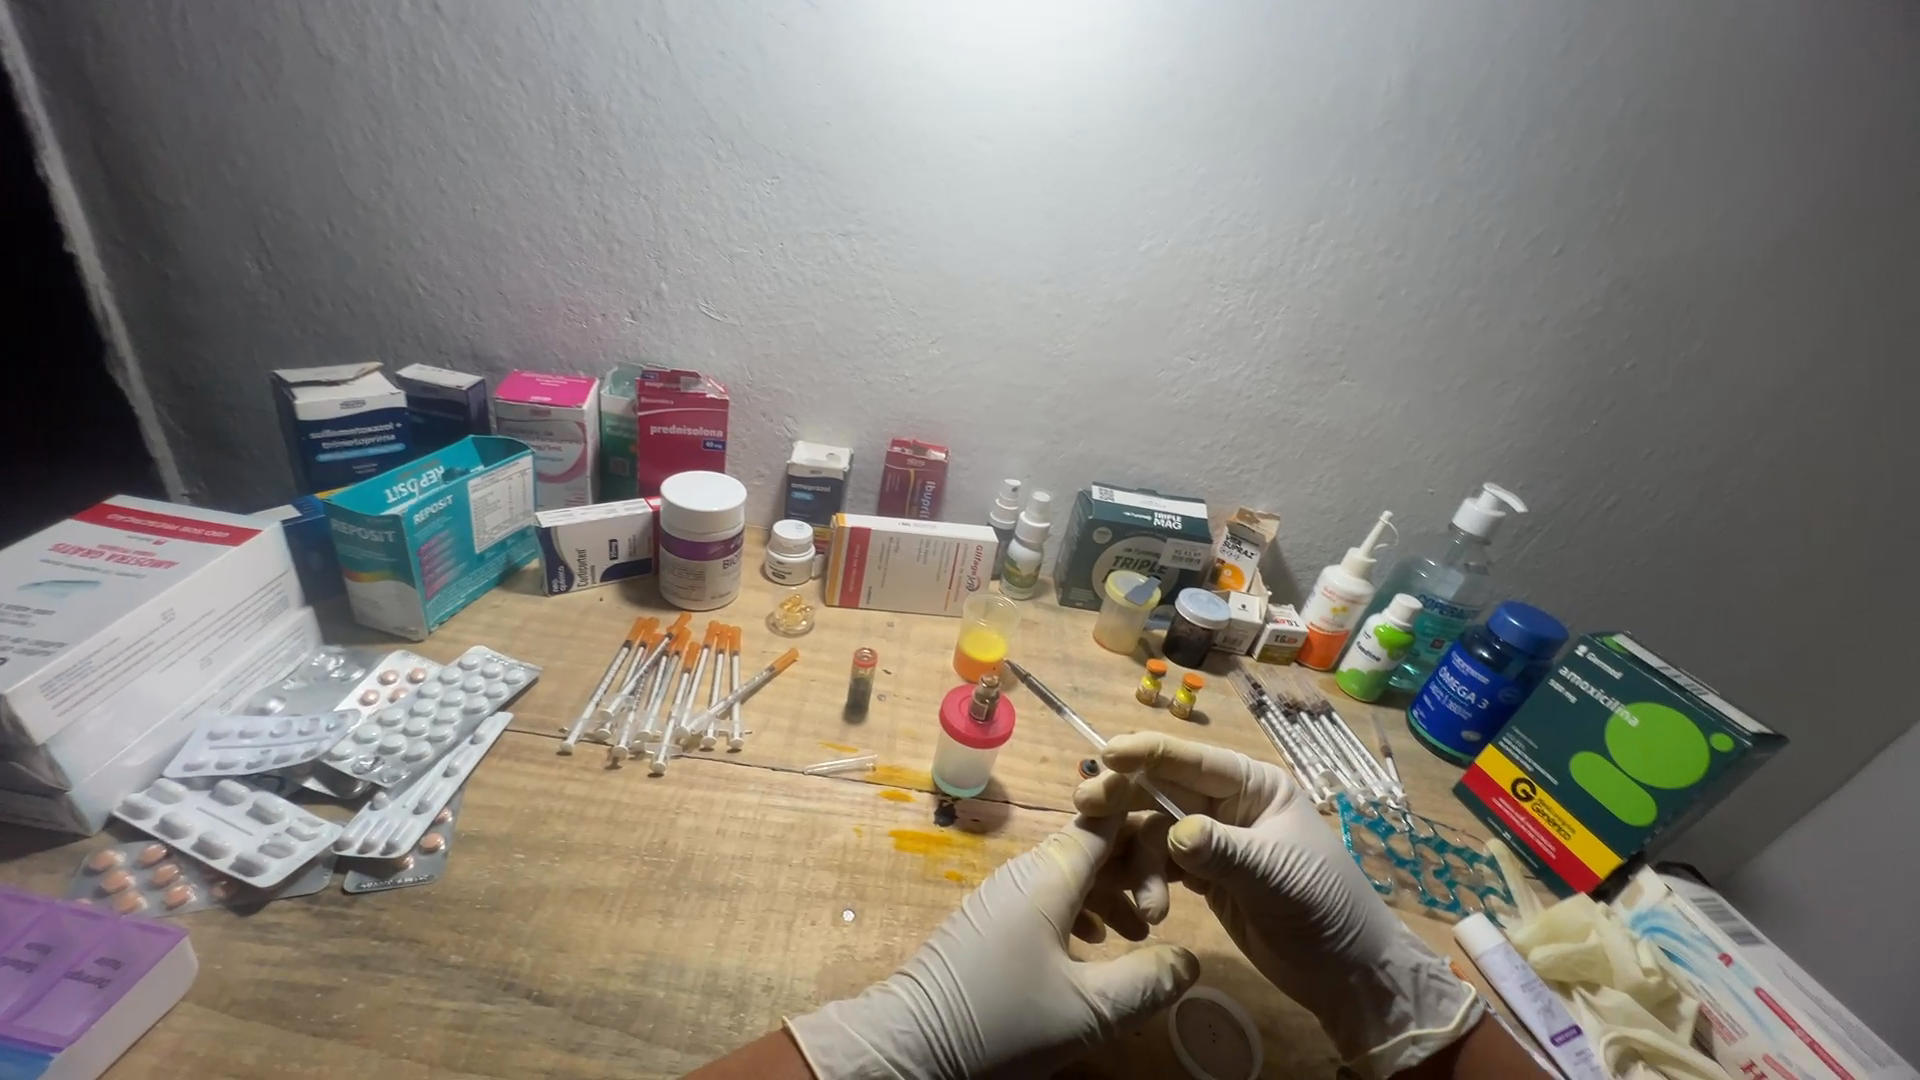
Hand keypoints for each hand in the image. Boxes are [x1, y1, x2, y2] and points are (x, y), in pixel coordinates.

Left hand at [786, 814, 1198, 1079]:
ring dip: (1109, 896)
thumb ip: (1147, 981)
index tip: (1176, 835)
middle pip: (1090, 847)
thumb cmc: (1005, 1017)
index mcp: (1051, 874)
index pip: (1105, 822)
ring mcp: (1007, 892)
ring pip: (1071, 874)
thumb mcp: (1088, 1009)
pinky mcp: (995, 916)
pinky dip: (1081, 912)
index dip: (1142, 821)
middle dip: (1132, 870)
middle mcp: (1028, 871)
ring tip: (1140, 936)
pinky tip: (1094, 948)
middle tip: (1164, 913)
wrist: (915, 1040)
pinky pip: (1049, 896)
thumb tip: (1191, 960)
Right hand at [1075, 733, 1482, 1078]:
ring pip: (1156, 831)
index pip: (1192, 760)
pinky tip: (1143, 907)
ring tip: (1143, 903)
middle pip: (1163, 790)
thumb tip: (1174, 834)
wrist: (1349, 975)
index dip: (1147, 753)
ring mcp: (1212, 838)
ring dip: (1141, 860)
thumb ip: (1222, 851)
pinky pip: (1161, 864)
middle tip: (1085, 807)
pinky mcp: (1202, 874)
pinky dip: (1148, 880)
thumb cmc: (1325, 910)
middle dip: (1126, 799)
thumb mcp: (1276, 876)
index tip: (1107, 752)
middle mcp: (1226, 804)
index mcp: (1252, 785)